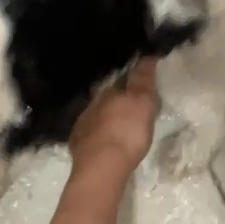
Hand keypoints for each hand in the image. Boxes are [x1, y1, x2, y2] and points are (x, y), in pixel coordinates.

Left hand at [69, 59, 160, 183]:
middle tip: (129, 106)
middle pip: (105, 100)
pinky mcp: (78, 147)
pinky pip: (89, 135)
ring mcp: (81, 127)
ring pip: (95, 117)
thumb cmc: (126, 132)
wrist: (101, 167)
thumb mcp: (142, 102)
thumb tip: (146, 56)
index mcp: (107, 93)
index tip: (138, 84)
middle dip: (115, 101)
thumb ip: (142, 79)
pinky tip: (104, 143)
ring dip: (106, 119)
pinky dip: (97, 136)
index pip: (118, 82)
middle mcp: (91, 106)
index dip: (129, 82)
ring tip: (119, 126)